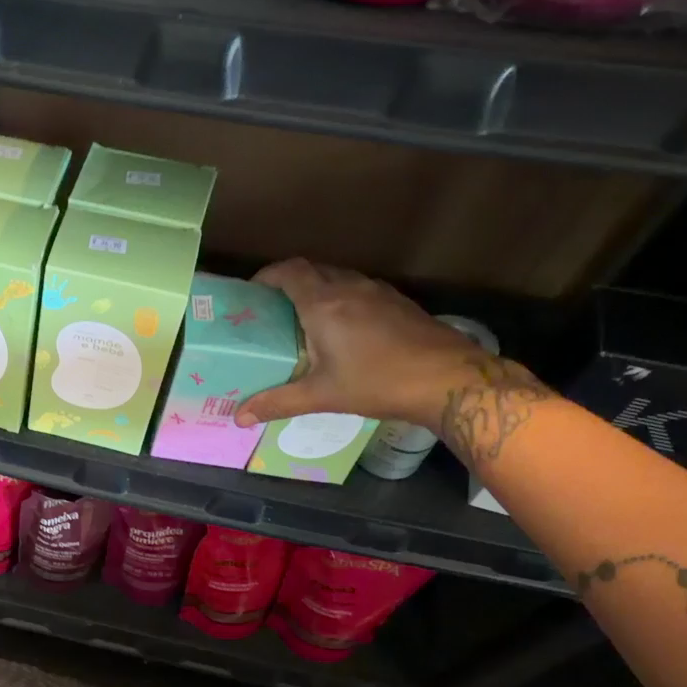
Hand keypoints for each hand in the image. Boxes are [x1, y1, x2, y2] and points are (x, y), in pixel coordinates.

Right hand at [234, 259, 481, 429]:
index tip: (252, 292)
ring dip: (317, 289)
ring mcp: (378, 292)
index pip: (289, 271)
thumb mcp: (321, 396)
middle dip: (288, 282)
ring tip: (304, 318)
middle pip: (312, 270)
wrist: (448, 379)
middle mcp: (349, 288)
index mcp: (324, 304)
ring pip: (338, 277)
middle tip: (272, 308)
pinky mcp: (398, 302)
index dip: (267, 276)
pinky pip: (359, 289)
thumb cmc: (378, 383)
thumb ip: (277, 403)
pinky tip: (344, 329)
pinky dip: (342, 298)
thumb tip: (238, 417)